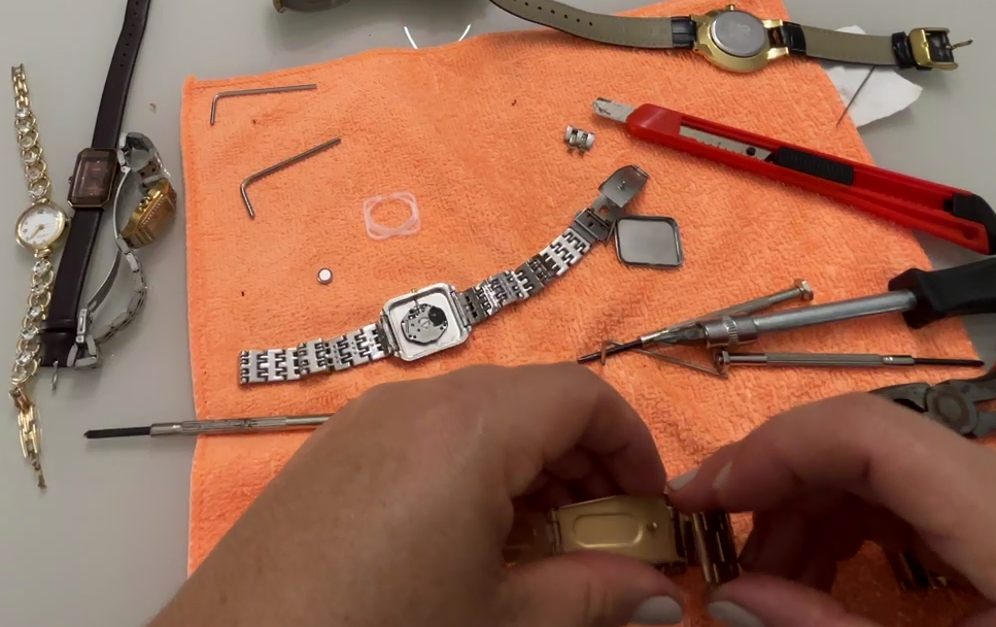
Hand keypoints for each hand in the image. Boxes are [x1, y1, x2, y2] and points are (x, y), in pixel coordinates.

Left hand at [150, 364, 688, 626]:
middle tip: (602, 540)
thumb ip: (590, 598)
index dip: (632, 443)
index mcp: (470, 424)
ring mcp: (369, 414)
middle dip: (581, 460)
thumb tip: (659, 596)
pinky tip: (463, 537)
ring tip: (536, 547)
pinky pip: (425, 431)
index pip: (580, 392)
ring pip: (476, 413)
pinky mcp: (336, 441)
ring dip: (524, 465)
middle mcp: (418, 398)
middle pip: (528, 399)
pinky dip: (467, 466)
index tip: (651, 510)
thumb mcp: (500, 624)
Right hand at [666, 393, 995, 626]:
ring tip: (771, 579)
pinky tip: (832, 580)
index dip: (769, 452)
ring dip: (813, 513)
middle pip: (865, 445)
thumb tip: (728, 599)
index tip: (703, 499)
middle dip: (779, 488)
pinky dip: (859, 532)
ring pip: (885, 471)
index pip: (865, 432)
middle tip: (723, 551)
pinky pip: (921, 505)